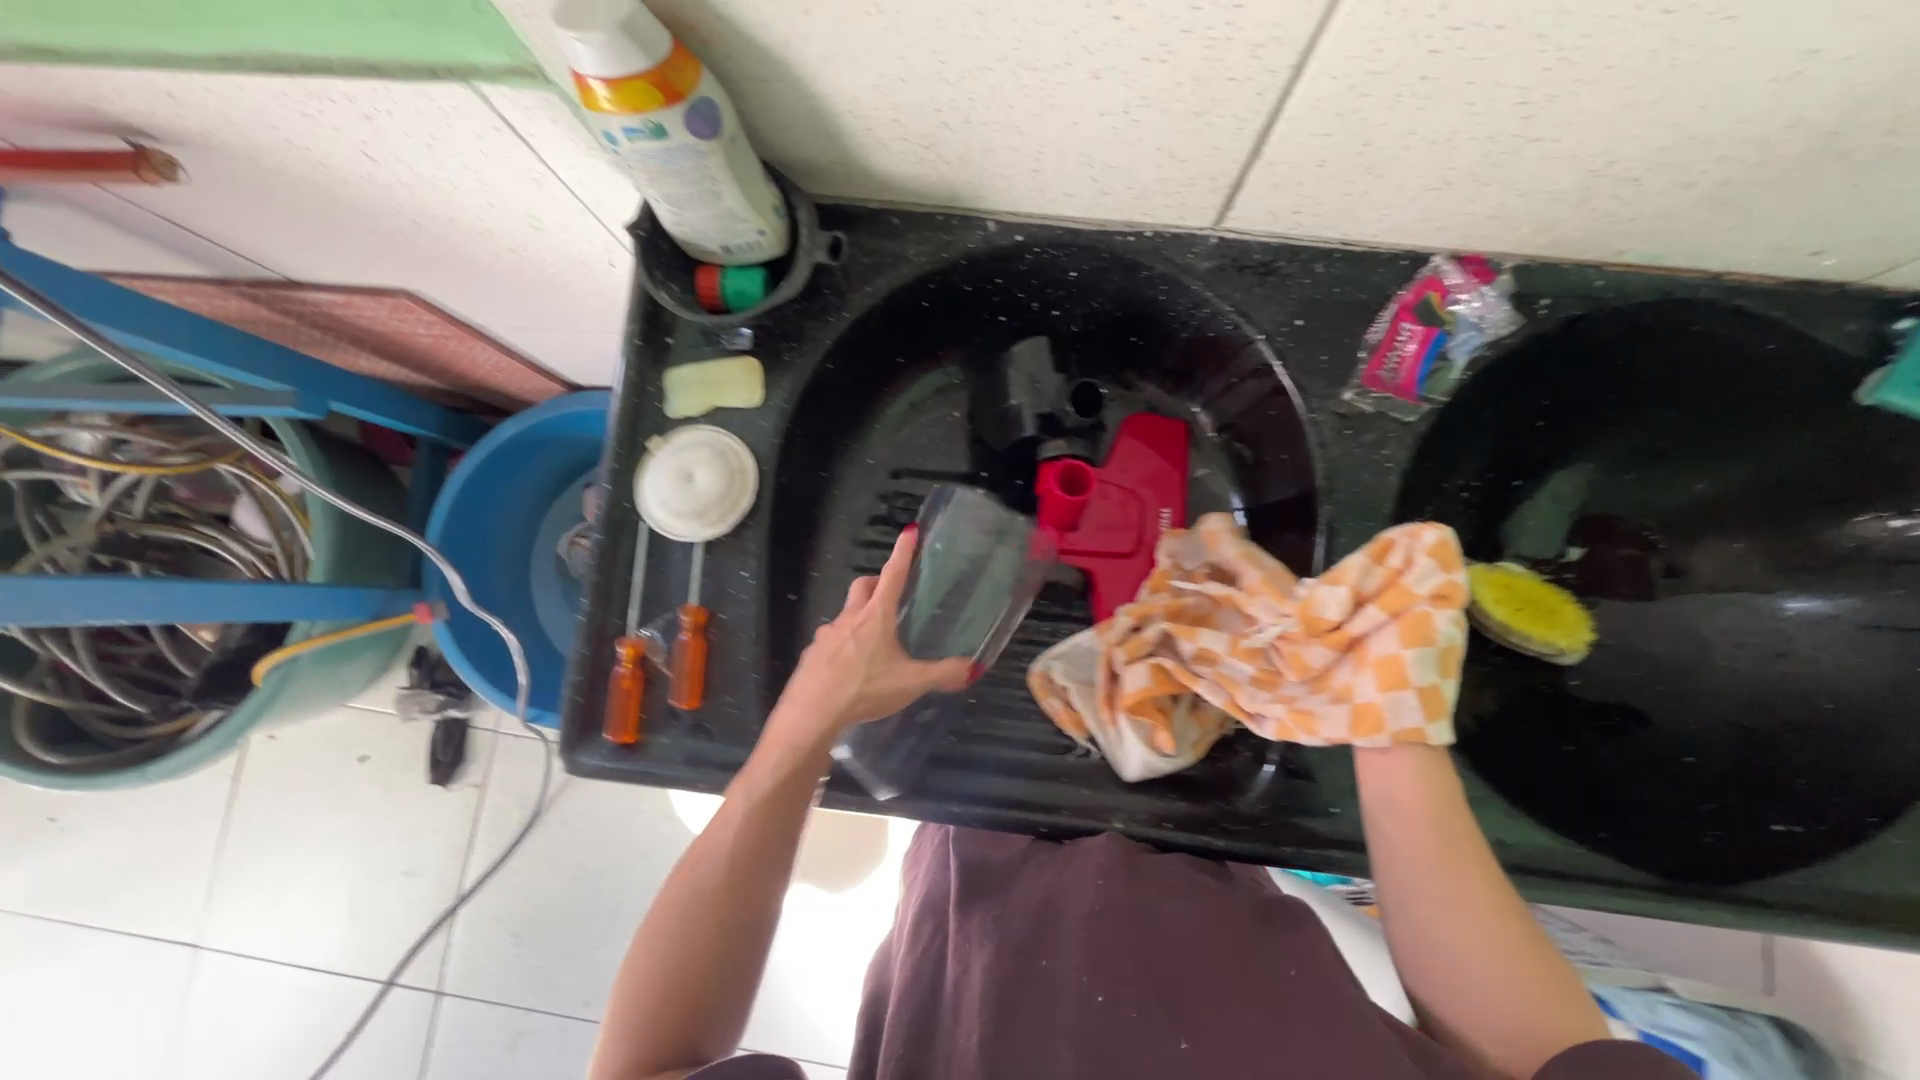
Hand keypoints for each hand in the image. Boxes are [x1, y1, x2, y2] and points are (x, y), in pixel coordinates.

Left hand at [769, 526, 973, 744]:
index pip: (893, 575)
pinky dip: (842, 645)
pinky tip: (850, 668)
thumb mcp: (911, 683)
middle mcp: (849, 618)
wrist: (811, 713)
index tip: (910, 532)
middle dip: (876, 583)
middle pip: (862, 587)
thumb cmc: (864, 689)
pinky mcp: (812, 656)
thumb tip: (973, 668)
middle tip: (889, 593)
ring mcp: (826, 636)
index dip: (903, 552)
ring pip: (845, 616)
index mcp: (875, 616)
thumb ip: (942, 674)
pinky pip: (830, 642)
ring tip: (873, 641)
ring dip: (858, 618)